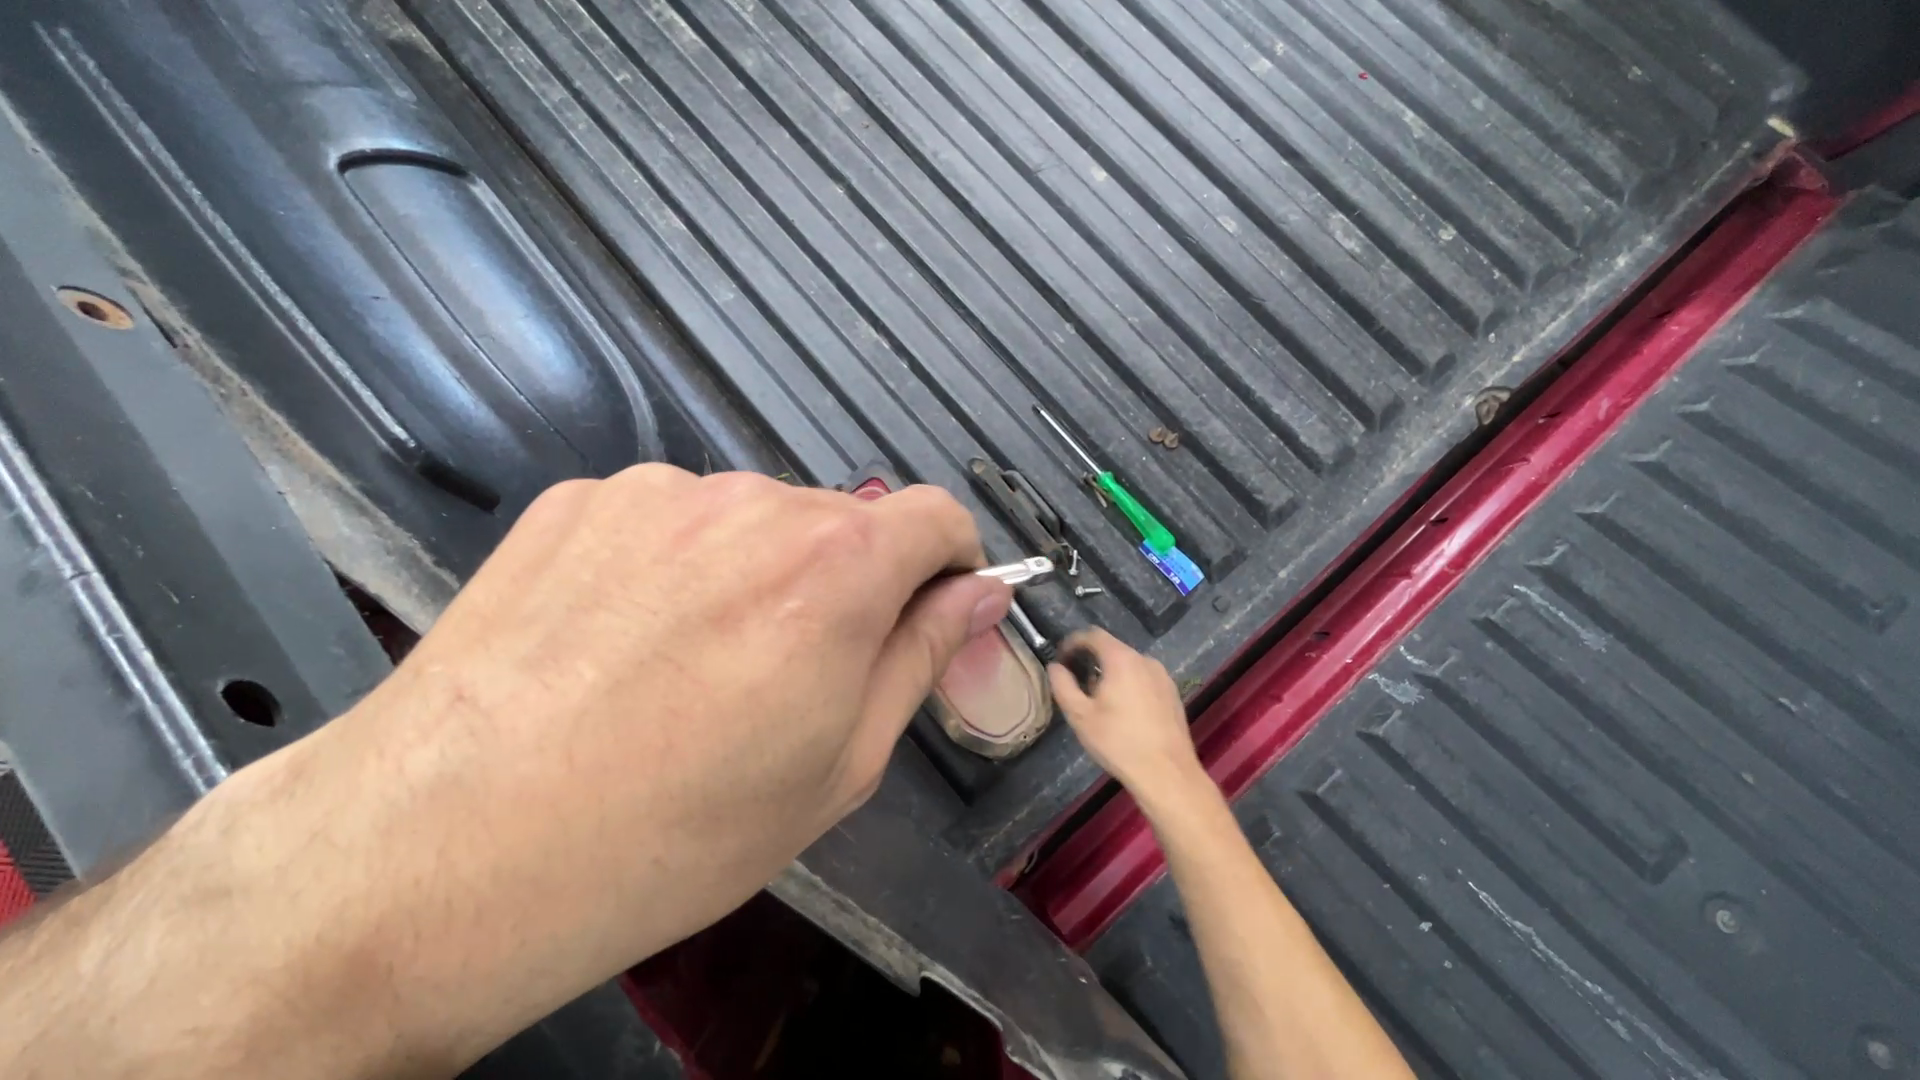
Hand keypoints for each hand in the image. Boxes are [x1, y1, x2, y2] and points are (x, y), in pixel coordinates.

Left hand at [217, 466, 1010, 1072]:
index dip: (946, 567)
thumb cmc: (675, 835)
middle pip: (840, 522)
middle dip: (846, 584)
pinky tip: (622, 645)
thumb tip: (977, 595)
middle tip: (792, 678)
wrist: (444, 851)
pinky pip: (665, 521)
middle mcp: (751, 502)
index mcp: (834, 567)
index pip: (936, 516)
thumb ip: (920, 658)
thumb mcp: (838, 768)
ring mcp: (653, 493)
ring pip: (751, 520)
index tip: (924, 618)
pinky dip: (675, 566)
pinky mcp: (574, 502)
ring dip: (757, 574)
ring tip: (693, 669)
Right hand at [1047, 628, 1201, 799]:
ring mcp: (1163, 677)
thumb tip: (1055, 667)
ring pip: (1130, 665)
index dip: (1073, 642)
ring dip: (1111, 674)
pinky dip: (1129, 685)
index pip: (1093, 635)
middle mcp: (1145, 660)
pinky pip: (1144, 679)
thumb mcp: (1080, 716)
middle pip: (1113, 649)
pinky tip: (1124, 712)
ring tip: (1099, 701)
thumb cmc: (1118, 742)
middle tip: (1076, 683)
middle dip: (1091, 661)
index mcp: (1121, 660)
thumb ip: (1063, 685)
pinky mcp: (1173, 694)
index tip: (1061, 658)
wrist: (1166, 773)